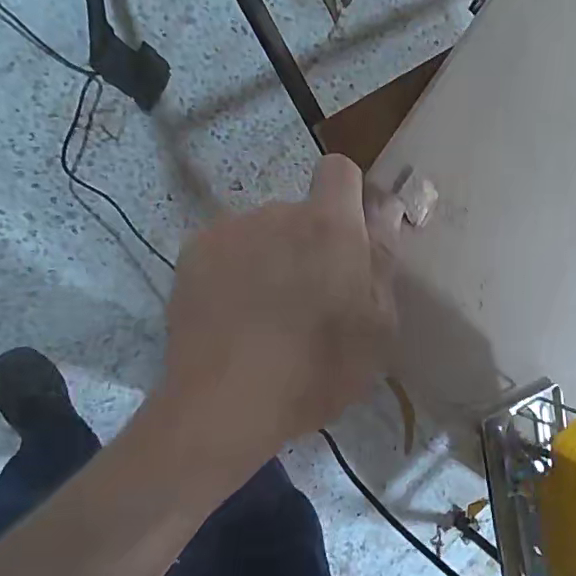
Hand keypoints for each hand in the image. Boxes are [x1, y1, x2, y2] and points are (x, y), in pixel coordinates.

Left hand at [159, 154, 400, 445]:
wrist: (224, 405)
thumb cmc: (318, 369)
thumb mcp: (378, 327)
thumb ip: (383, 261)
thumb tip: (384, 212)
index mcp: (329, 226)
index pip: (340, 170)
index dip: (351, 196)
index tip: (355, 237)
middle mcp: (276, 213)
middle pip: (302, 211)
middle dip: (313, 242)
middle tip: (314, 298)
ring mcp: (228, 232)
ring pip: (264, 233)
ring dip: (274, 257)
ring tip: (268, 315)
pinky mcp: (191, 256)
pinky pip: (229, 250)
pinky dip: (237, 271)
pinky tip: (235, 316)